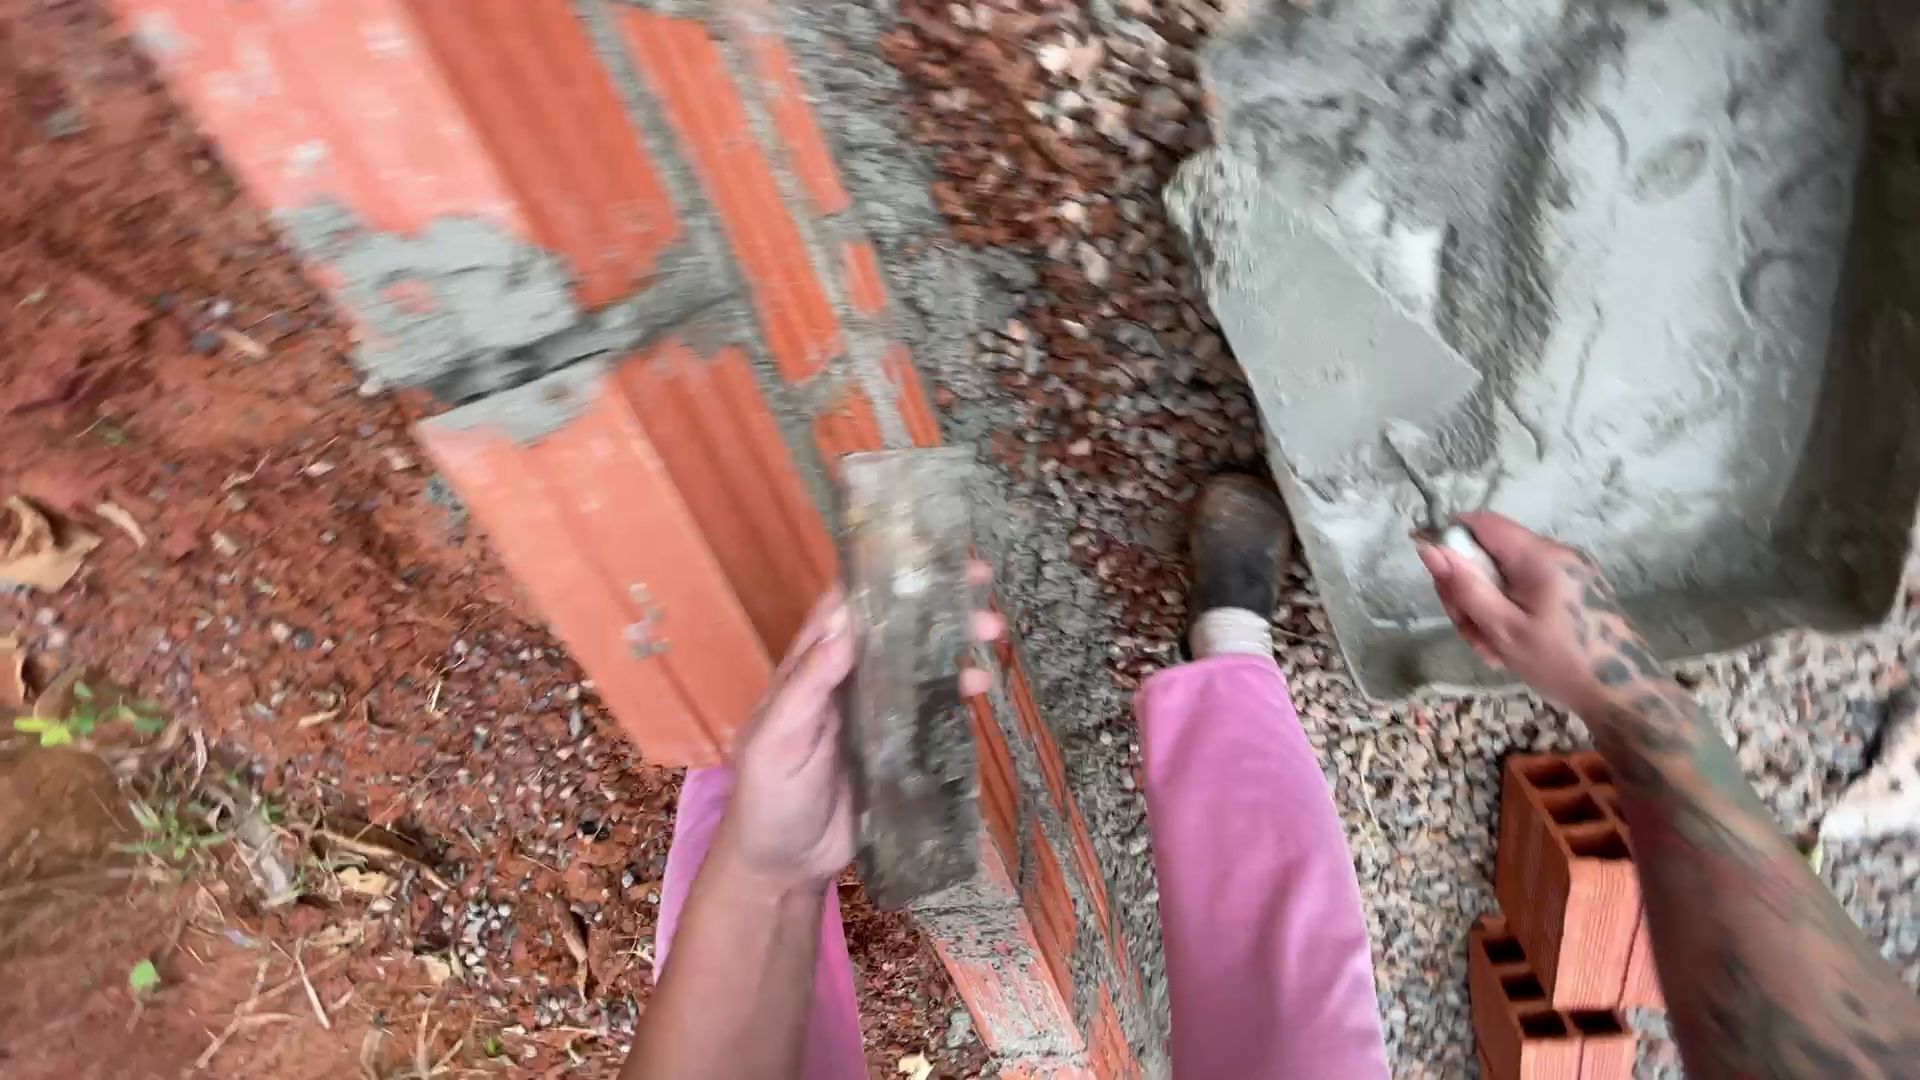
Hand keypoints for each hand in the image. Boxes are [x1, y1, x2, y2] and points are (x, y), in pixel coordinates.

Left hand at [718, 569, 1005, 890]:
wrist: (787, 864)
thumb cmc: (768, 797)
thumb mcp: (776, 741)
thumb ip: (806, 687)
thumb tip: (844, 630)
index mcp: (811, 665)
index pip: (846, 606)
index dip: (881, 575)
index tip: (922, 553)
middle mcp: (847, 675)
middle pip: (893, 626)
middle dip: (934, 602)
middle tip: (978, 581)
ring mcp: (875, 707)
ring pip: (918, 660)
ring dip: (953, 641)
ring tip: (992, 630)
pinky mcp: (899, 740)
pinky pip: (931, 706)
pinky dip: (955, 691)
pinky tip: (978, 685)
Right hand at [1414, 512, 1666, 714]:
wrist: (1622, 697)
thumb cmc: (1560, 662)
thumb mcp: (1501, 628)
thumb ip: (1463, 586)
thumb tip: (1429, 548)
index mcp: (1541, 558)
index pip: (1481, 523)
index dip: (1447, 537)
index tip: (1431, 569)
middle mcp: (1556, 554)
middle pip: (1487, 551)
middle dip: (1465, 586)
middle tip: (1466, 626)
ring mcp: (1566, 571)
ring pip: (1499, 572)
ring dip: (1482, 604)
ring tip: (1488, 644)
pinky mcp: (1570, 588)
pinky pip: (1520, 586)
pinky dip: (1503, 607)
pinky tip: (1505, 640)